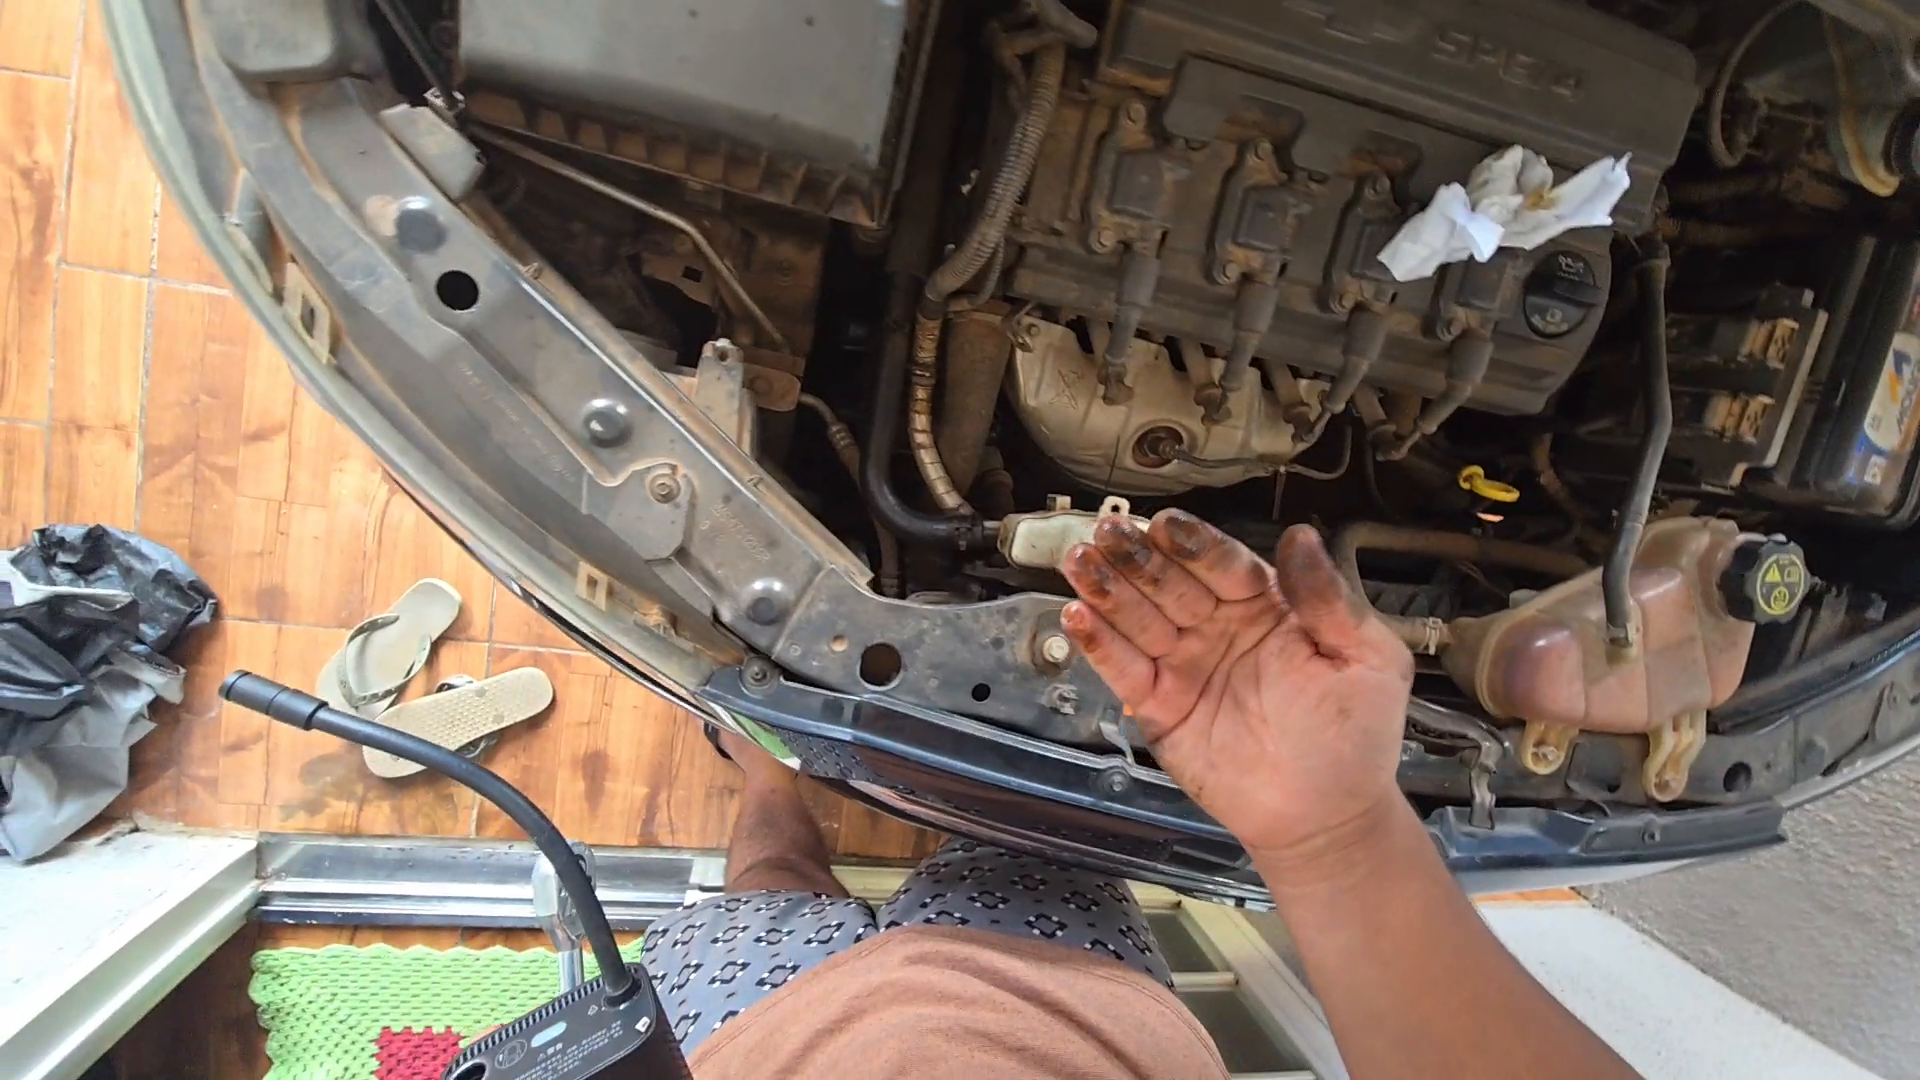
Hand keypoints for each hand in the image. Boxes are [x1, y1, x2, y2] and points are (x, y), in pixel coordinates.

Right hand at [1058, 512, 1413, 866]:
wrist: (1322, 815)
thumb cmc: (1351, 735)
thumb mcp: (1365, 659)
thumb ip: (1329, 599)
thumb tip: (1302, 536)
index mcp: (1263, 607)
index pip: (1221, 564)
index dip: (1192, 543)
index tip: (1165, 524)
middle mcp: (1214, 626)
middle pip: (1167, 582)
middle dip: (1135, 555)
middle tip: (1107, 530)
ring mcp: (1180, 663)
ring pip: (1136, 616)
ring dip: (1105, 587)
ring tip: (1078, 559)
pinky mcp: (1154, 703)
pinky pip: (1122, 667)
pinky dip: (1098, 643)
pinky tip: (1076, 615)